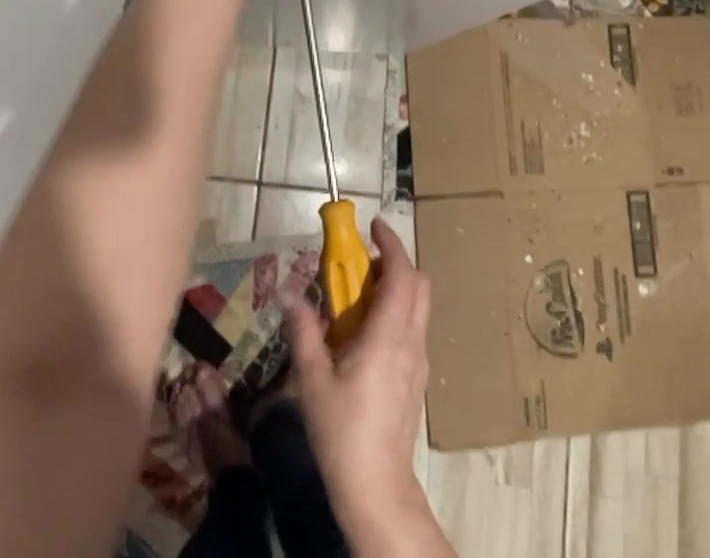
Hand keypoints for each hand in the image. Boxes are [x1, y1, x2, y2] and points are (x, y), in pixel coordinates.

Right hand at [286, 219, 451, 556]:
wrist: (376, 483)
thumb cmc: (342, 429)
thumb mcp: (313, 378)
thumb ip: (304, 330)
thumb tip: (290, 293)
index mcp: (390, 336)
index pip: (402, 274)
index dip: (391, 243)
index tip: (372, 225)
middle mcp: (412, 342)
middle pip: (418, 285)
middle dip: (393, 262)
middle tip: (359, 262)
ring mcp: (419, 361)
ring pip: (418, 308)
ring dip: (394, 288)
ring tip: (354, 297)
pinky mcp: (417, 378)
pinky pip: (412, 329)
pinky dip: (395, 313)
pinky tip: (363, 335)